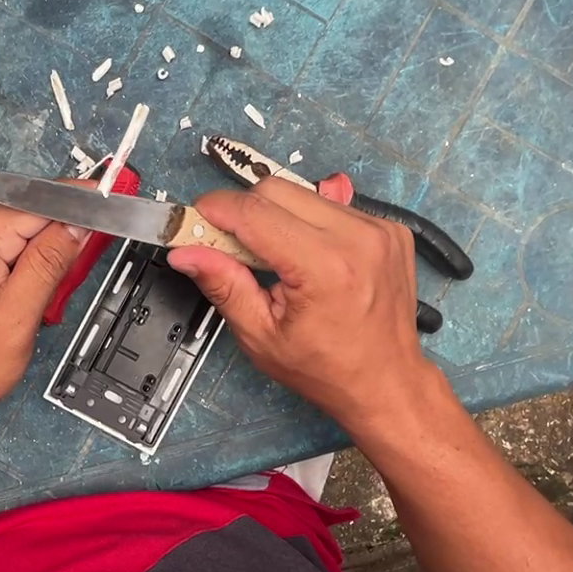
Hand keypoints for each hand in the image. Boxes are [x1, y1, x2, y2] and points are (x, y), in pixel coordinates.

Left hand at [0, 202, 87, 430]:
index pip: (40, 201)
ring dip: (36, 267)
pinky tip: (15, 304)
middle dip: (56, 248)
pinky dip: (17, 274)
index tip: (112, 214)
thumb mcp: (15, 318)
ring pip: (16, 238)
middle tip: (60, 292)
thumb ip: (49, 265)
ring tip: (30, 309)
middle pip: (29, 218)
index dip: (80, 210)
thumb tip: (76, 225)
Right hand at [167, 177, 438, 435]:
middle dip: (242, 212)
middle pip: (275, 191)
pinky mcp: (387, 227)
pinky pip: (329, 205)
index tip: (193, 220)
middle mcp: (357, 238)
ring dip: (274, 216)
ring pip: (302, 193)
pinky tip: (304, 256)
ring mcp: (378, 228)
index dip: (215, 210)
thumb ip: (222, 286)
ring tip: (272, 258)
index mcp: (325, 267)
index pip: (254, 212)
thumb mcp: (259, 335)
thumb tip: (185, 253)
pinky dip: (305, 222)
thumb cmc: (326, 368)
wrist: (386, 381)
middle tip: (229, 246)